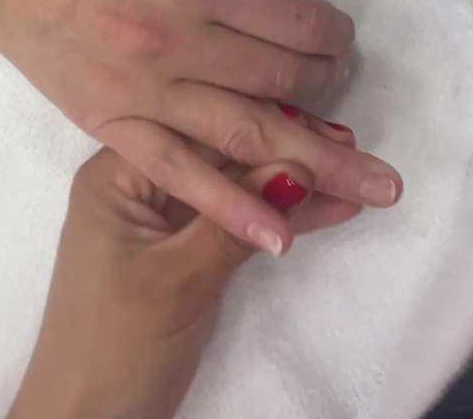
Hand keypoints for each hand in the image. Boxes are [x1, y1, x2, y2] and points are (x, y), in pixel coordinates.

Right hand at [0, 0, 401, 254]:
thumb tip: (298, 5)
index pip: (295, 21)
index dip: (333, 33)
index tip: (337, 37)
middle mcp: (175, 37)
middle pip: (281, 76)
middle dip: (326, 83)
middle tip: (338, 84)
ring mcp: (143, 89)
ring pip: (247, 133)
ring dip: (318, 158)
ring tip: (376, 184)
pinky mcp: (112, 125)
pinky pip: (180, 173)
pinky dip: (232, 207)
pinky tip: (281, 238)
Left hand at [7, 134, 361, 418]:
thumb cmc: (114, 345)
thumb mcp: (176, 280)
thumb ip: (234, 223)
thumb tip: (299, 168)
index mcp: (119, 170)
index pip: (200, 132)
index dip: (264, 127)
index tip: (327, 132)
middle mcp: (142, 179)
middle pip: (224, 156)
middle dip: (288, 154)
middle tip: (353, 150)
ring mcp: (165, 214)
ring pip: (239, 188)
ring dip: (295, 186)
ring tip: (358, 173)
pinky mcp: (186, 246)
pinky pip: (240, 220)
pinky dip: (283, 219)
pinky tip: (329, 209)